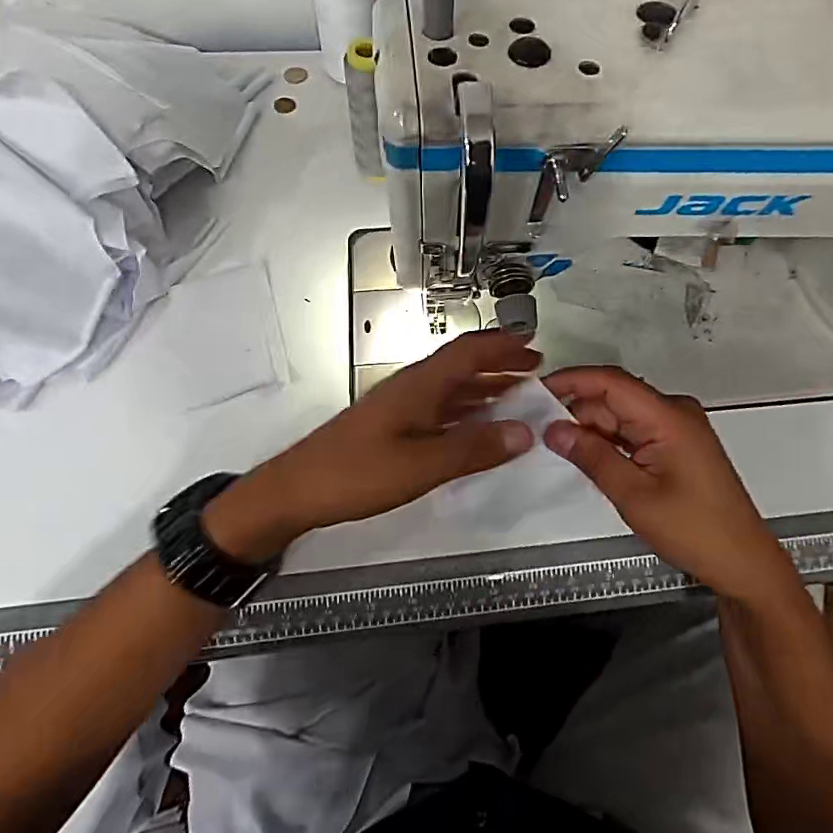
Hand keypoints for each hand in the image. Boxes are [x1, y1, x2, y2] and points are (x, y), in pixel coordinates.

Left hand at [203, 331, 539, 561]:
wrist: (298, 490)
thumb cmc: (357, 472)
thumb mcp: (423, 464)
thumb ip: (473, 448)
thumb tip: (522, 432)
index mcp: (419, 385)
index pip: (467, 352)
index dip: (501, 345)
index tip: (532, 343)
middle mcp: (411, 388)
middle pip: (461, 366)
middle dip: (498, 364)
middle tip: (533, 370)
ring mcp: (399, 407)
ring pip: (451, 388)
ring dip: (484, 388)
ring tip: (515, 396)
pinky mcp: (391, 427)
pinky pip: (438, 409)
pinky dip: (464, 411)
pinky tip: (475, 427)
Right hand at [542, 367, 786, 597]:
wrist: (742, 562)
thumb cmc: (696, 531)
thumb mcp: (633, 494)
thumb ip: (591, 456)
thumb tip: (556, 430)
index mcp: (668, 417)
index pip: (611, 381)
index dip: (572, 380)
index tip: (539, 390)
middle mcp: (675, 413)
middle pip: (614, 397)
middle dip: (578, 412)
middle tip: (545, 434)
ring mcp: (678, 428)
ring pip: (622, 415)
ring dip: (593, 429)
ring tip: (564, 451)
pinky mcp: (677, 443)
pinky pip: (635, 429)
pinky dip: (611, 441)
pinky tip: (592, 458)